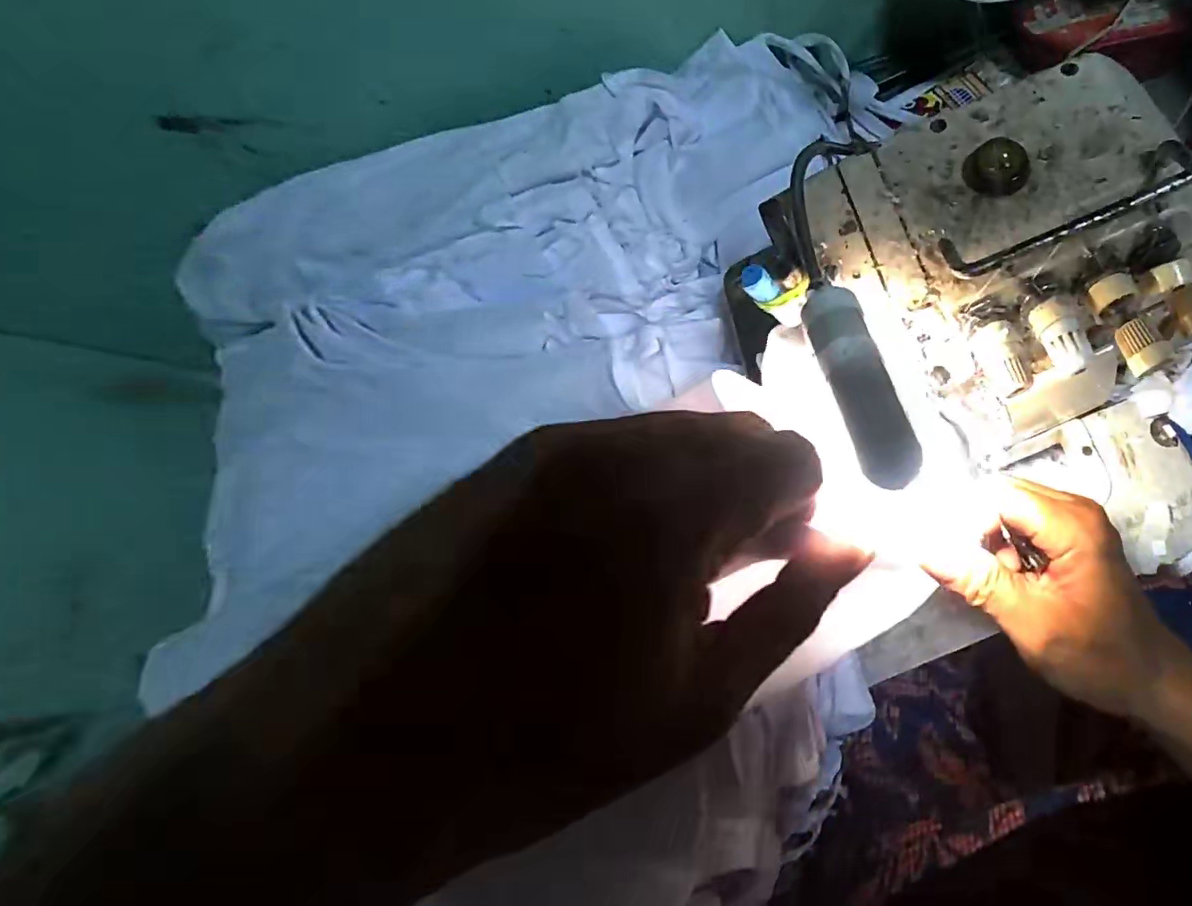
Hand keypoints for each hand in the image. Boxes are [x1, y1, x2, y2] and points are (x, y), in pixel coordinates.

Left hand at [305, 412, 870, 888]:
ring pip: (684, 428)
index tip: (788, 552)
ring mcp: (562, 440)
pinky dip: (652, 472)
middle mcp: (626, 445)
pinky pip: (623, 438)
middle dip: (763, 483)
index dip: (809, 501)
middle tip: (738, 557)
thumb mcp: (701, 697)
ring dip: (709, 476)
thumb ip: (796, 605)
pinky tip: (614, 540)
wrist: (333, 763)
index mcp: (679, 502)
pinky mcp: (515, 452)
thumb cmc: (545, 744)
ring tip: (675, 552)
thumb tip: (858, 539)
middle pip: (744, 430)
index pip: (793, 452)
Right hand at [917, 478, 1191, 720]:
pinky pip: (1029, 524)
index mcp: (1071, 522)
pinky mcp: (1075, 534)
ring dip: (994, 541)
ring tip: (995, 583)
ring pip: (1014, 509)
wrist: (1149, 677)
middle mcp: (1075, 507)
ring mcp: (1078, 518)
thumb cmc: (1095, 655)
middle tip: (970, 574)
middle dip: (979, 531)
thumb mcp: (1031, 622)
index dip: (968, 522)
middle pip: (1005, 496)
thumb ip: (980, 582)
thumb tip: (927, 552)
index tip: (952, 560)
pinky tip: (1012, 580)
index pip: (999, 495)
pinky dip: (1011, 547)